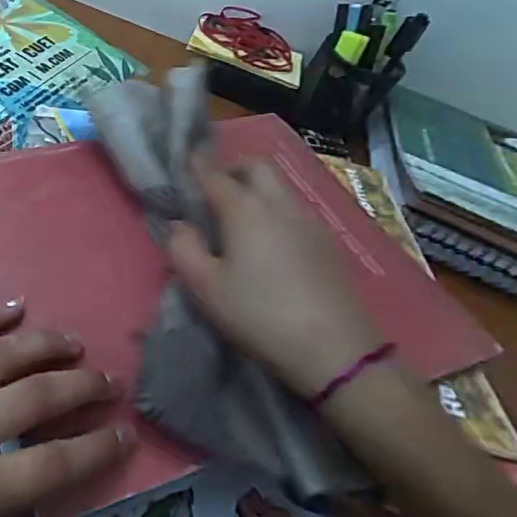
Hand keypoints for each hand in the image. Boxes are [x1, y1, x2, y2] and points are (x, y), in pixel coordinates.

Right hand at [165, 156, 383, 396]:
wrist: (336, 352)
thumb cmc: (259, 315)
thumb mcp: (204, 287)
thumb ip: (182, 248)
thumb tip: (181, 226)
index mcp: (246, 209)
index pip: (214, 174)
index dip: (195, 167)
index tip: (182, 164)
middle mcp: (281, 205)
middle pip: (256, 167)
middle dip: (231, 169)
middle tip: (211, 192)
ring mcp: (311, 222)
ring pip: (279, 187)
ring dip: (255, 190)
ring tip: (237, 221)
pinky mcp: (329, 244)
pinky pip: (294, 211)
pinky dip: (274, 212)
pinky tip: (268, 245)